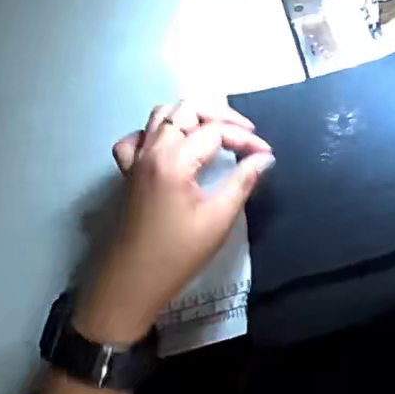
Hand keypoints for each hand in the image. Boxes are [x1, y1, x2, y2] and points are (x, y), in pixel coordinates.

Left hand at [76, 101, 273, 343]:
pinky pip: (138, 138)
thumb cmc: (178, 254)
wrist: (132, 284)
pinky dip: (158, 133)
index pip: (215, 131)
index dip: (246, 139)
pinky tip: (173, 147)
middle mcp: (152, 151)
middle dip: (220, 115)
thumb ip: (243, 181)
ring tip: (216, 133)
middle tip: (245, 133)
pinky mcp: (129, 173)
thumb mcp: (219, 218)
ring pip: (161, 116)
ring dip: (191, 117)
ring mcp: (136, 160)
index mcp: (174, 161)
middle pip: (186, 110)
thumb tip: (264, 158)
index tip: (266, 155)